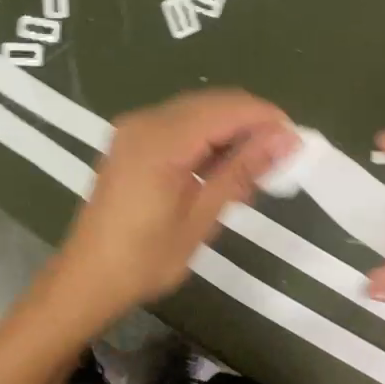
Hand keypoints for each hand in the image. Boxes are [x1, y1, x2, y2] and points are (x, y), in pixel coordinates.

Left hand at [52, 90, 294, 327]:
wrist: (87, 279)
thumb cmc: (143, 261)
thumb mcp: (199, 220)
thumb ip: (240, 172)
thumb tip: (285, 139)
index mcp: (159, 142)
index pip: (227, 109)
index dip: (267, 120)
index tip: (297, 145)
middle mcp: (143, 123)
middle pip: (212, 104)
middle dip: (250, 125)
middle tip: (280, 162)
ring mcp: (131, 130)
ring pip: (196, 112)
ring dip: (228, 133)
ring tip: (253, 172)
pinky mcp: (128, 143)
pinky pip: (176, 126)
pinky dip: (204, 140)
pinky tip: (219, 171)